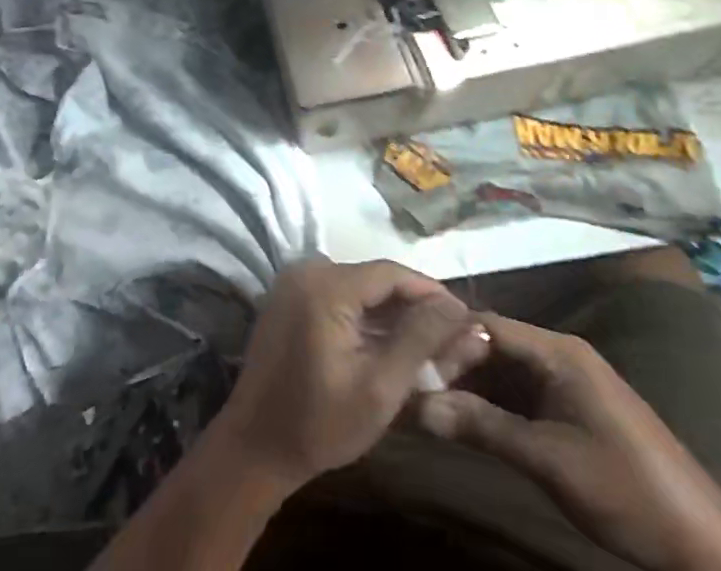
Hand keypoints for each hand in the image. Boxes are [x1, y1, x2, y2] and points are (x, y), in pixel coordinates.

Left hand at [210, 258, 487, 490]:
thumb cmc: (318, 424)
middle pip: (376, 279)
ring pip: (360, 289)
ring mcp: (293, 284)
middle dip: (415, 307)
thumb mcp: (380, 387)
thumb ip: (422, 340)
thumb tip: (460, 308)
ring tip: (428, 348)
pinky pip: (339, 298)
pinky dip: (366, 318)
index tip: (466, 320)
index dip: (433, 293)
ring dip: (393, 315)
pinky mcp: (289, 300)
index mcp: (324, 286)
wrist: (254, 447)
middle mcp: (305, 271)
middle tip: (451, 340)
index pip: (393, 273)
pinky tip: (390, 346)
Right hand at [417, 314, 720, 570]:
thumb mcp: (548, 458)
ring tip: (421, 402)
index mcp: (559, 352)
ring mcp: (562, 384)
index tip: (409, 366)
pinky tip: (454, 420)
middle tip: (408, 385)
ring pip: (498, 372)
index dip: (446, 341)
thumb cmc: (625, 488)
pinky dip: (484, 406)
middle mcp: (557, 356)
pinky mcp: (564, 411)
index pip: (487, 324)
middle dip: (450, 363)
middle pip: (490, 344)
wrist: (700, 542)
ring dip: (464, 386)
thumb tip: (417, 405)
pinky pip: (513, 396)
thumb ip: (482, 426)